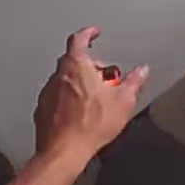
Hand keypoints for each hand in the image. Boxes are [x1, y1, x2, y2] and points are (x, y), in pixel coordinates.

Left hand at [33, 27, 148, 164]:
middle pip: (73, 59)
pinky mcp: (42, 110)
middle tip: (104, 75)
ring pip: (64, 78)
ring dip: (78, 81)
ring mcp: (47, 93)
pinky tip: (80, 111)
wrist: (63, 152)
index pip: (78, 39)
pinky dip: (68, 96)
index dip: (88, 33)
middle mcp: (59, 76)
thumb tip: (142, 70)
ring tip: (94, 96)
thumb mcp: (124, 101)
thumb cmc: (91, 125)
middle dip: (90, 63)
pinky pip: (56, 95)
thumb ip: (135, 81)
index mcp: (77, 67)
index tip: (94, 33)